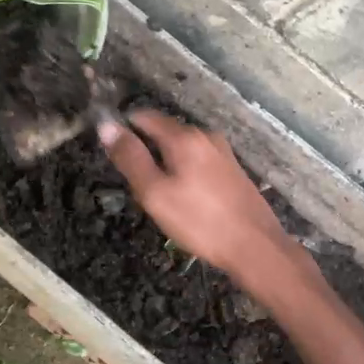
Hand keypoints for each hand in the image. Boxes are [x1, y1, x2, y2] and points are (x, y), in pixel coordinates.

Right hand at [99, 111, 293, 274]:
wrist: (256, 247)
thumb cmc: (199, 222)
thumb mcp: (155, 193)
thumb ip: (130, 157)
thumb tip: (106, 126)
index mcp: (184, 137)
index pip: (144, 116)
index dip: (124, 129)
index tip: (113, 154)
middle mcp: (205, 136)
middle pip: (163, 132)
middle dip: (146, 151)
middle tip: (138, 185)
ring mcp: (222, 152)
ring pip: (181, 148)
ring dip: (165, 164)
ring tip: (160, 197)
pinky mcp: (232, 169)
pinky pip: (197, 161)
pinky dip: (184, 172)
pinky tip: (186, 200)